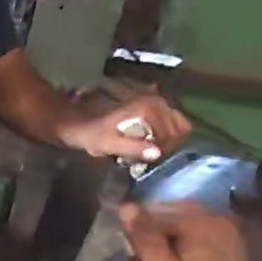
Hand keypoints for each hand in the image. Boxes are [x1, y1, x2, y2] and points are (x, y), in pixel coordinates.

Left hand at [57, 93, 191, 163]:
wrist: (81, 125)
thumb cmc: (93, 135)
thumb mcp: (109, 144)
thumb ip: (133, 148)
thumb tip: (158, 153)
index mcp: (149, 108)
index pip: (173, 133)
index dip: (164, 149)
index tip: (147, 160)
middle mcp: (157, 101)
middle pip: (180, 128)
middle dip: (168, 145)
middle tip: (149, 157)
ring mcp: (157, 103)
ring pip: (178, 126)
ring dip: (168, 141)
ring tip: (149, 152)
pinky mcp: (153, 108)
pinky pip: (170, 124)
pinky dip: (165, 136)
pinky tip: (149, 145)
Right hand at [118, 203, 261, 260]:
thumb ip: (144, 239)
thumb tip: (126, 206)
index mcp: (195, 220)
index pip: (151, 212)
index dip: (135, 233)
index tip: (132, 257)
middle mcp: (212, 214)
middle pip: (168, 211)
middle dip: (151, 230)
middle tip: (142, 260)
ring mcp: (224, 225)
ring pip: (181, 218)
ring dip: (165, 234)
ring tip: (158, 259)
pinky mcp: (230, 237)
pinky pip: (196, 227)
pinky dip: (182, 238)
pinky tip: (178, 256)